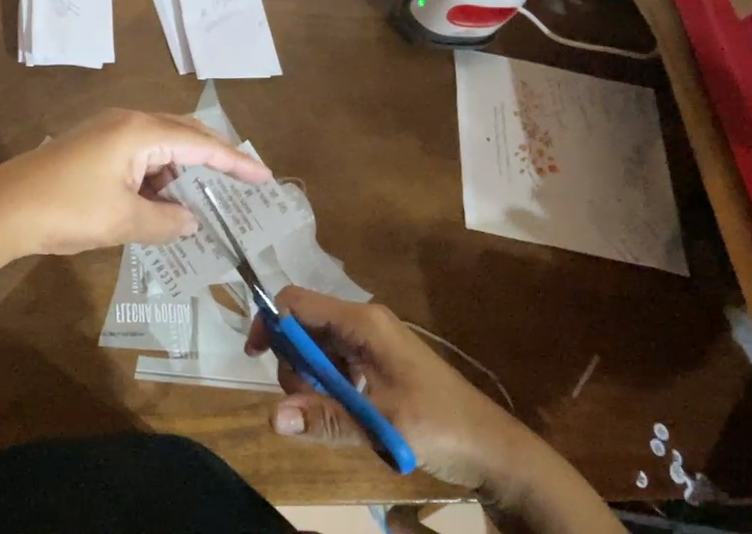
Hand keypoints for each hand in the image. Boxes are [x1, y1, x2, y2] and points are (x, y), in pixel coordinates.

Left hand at [0, 109, 271, 257]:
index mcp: (139, 132)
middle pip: (182, 134)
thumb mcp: (123, 221)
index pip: (200, 144)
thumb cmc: (67, 210)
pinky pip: (137, 154)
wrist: (2, 209)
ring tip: (201, 201)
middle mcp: (126, 122)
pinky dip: (154, 175)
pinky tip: (159, 201)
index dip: (235, 161)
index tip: (265, 176)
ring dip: (179, 170)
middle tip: (240, 182)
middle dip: (212, 158)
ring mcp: (105, 132)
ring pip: (158, 144)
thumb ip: (166, 220)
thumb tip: (191, 221)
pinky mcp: (90, 147)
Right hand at [246, 287, 537, 491]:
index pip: (296, 301)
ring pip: (317, 347)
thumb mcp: (381, 425)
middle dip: (293, 362)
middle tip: (309, 402)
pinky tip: (348, 411)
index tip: (255, 357)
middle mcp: (363, 321)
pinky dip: (329, 384)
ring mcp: (371, 340)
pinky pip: (335, 361)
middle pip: (302, 326)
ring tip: (336, 413)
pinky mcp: (377, 360)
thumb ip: (326, 418)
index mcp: (363, 321)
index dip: (269, 322)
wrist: (496, 449)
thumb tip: (271, 417)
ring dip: (312, 378)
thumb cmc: (442, 426)